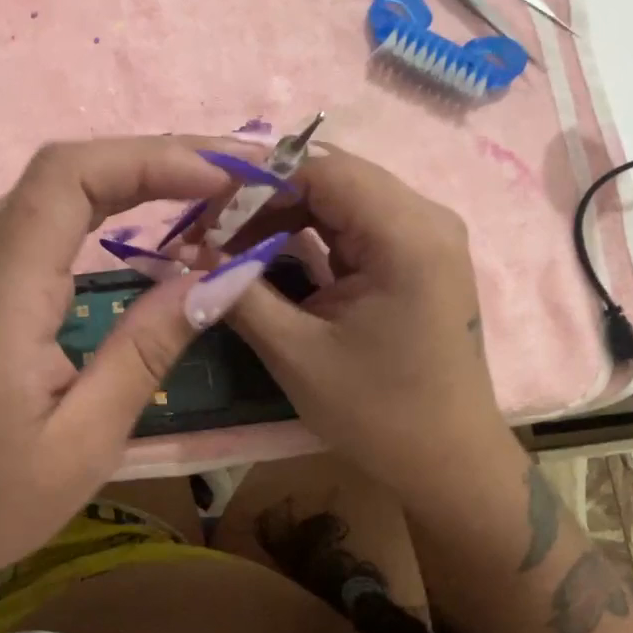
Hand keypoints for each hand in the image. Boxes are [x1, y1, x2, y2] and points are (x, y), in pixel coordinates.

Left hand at [0, 137, 273, 601]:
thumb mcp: (80, 446)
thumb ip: (143, 354)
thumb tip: (212, 279)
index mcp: (0, 300)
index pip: (67, 177)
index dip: (149, 157)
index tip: (222, 179)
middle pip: (58, 176)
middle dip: (150, 162)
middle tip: (230, 182)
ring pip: (43, 203)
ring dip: (123, 188)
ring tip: (200, 207)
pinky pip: (31, 238)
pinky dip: (92, 223)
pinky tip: (136, 247)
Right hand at [220, 145, 509, 496]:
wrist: (444, 461)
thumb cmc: (374, 411)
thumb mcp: (294, 351)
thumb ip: (238, 292)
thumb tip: (187, 253)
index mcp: (406, 235)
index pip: (321, 171)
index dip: (255, 185)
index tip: (203, 217)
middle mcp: (425, 219)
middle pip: (331, 177)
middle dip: (264, 199)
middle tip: (208, 233)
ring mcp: (424, 237)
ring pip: (339, 198)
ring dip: (281, 215)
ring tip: (228, 246)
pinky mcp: (414, 258)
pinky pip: (353, 225)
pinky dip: (307, 234)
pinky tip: (266, 256)